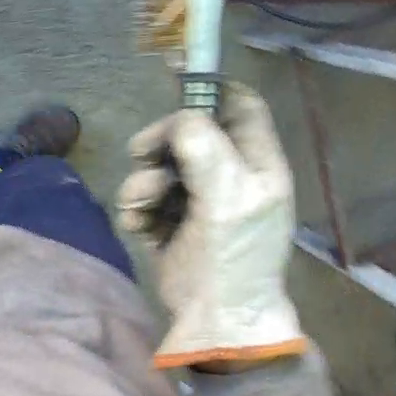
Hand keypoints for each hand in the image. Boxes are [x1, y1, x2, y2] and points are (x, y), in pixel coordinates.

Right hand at [117, 83, 306, 368]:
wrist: (215, 321)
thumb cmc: (233, 258)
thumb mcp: (227, 197)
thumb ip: (204, 147)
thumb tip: (179, 118)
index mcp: (258, 164)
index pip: (239, 106)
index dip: (210, 87)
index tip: (175, 75)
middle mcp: (230, 175)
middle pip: (189, 132)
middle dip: (161, 143)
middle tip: (143, 155)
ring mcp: (199, 200)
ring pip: (160, 165)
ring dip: (143, 182)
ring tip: (142, 209)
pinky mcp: (171, 222)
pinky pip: (146, 197)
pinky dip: (137, 208)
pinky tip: (141, 227)